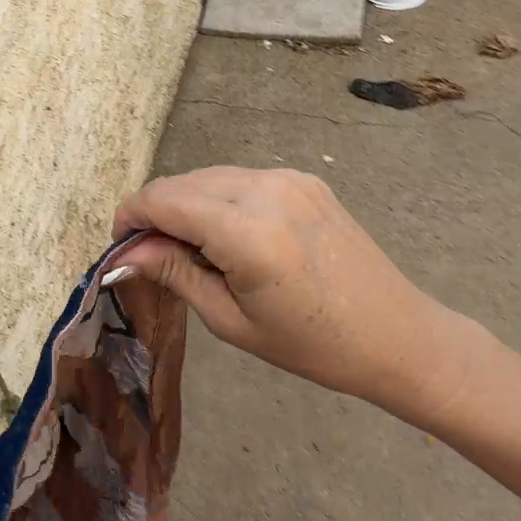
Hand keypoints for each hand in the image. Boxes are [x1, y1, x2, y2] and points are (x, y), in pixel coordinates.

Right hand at [111, 167, 482, 421]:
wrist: (400, 337)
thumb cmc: (313, 344)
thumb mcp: (231, 320)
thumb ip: (173, 272)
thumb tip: (123, 253)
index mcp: (248, 231)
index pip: (162, 200)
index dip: (130, 217)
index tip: (120, 247)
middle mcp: (265, 189)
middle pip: (180, 183)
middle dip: (155, 212)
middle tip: (152, 256)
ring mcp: (287, 178)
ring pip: (206, 176)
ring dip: (185, 203)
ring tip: (193, 250)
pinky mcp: (302, 179)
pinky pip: (238, 178)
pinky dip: (217, 199)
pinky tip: (229, 236)